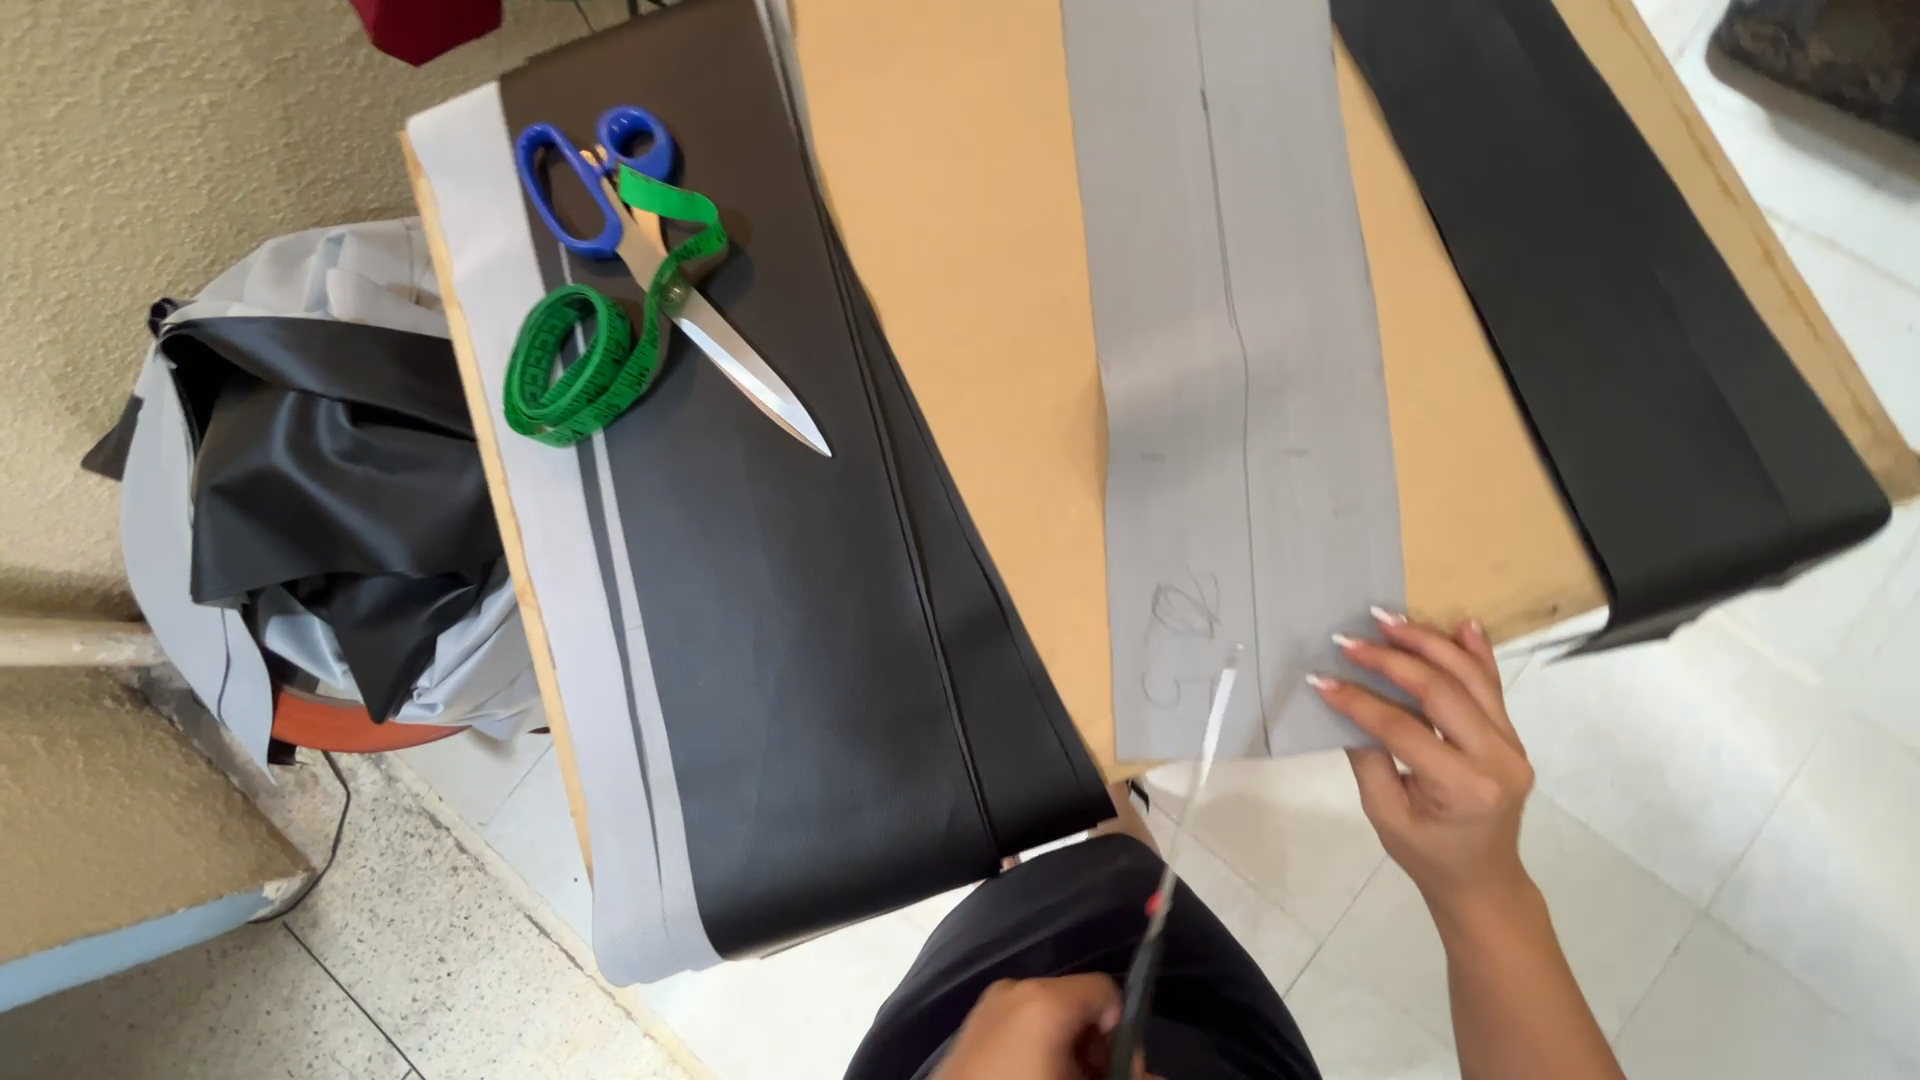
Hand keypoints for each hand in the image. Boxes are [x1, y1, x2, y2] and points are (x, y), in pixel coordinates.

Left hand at [933, 974, 1142, 1079]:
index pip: (1106, 991)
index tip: (1121, 1071)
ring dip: (1067, 1054)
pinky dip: (1037, 1053)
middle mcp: (1017, 990)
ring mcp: (990, 1007)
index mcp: (1045, 999)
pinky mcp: (972, 1029)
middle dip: (1095, 1048)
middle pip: (1078, 1005)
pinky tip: (1034, 1077)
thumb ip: (1123, 1074)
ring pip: (1049, 1019)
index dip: (1122, 1033)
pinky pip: (1021, 1028)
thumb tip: (1153, 1075)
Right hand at [1311, 612, 1536, 921]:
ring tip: (1388, 620)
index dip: (1358, 700)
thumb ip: (1367, 756)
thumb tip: (1343, 703)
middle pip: (1441, 691)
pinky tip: (1461, 623)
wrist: (1483, 878)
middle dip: (1391, 659)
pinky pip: (1492, 687)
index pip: (1402, 728)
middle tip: (1349, 641)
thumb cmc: (1426, 853)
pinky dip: (1476, 653)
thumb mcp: (1383, 812)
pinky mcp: (1511, 736)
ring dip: (1428, 642)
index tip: (1321, 679)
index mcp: (1463, 787)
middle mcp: (1497, 759)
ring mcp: (1512, 744)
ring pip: (1469, 678)